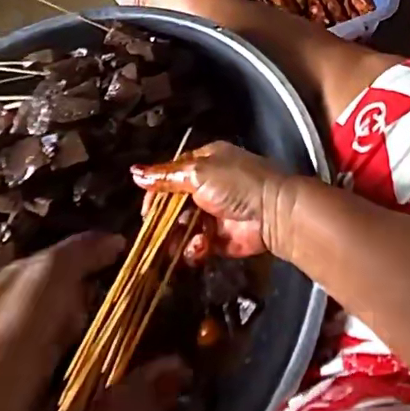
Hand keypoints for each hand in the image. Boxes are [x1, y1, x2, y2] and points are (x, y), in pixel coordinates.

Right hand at [131, 142, 296, 260]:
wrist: (275, 213)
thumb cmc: (236, 184)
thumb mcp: (198, 174)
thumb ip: (166, 177)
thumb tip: (134, 173)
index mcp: (205, 161)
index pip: (171, 174)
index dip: (156, 191)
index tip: (146, 211)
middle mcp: (209, 184)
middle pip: (175, 203)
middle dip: (166, 220)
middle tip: (157, 233)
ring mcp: (215, 212)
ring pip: (184, 227)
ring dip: (179, 236)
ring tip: (178, 244)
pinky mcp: (221, 237)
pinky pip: (198, 244)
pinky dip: (196, 248)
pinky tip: (199, 249)